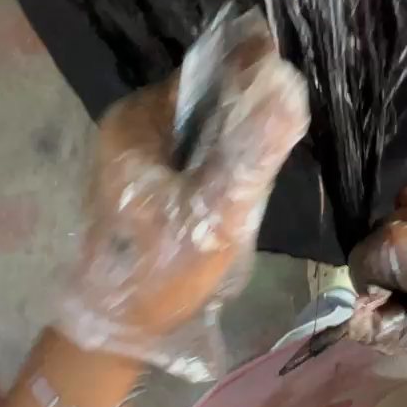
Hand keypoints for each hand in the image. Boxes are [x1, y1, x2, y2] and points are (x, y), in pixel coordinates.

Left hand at [54, 11, 307, 378]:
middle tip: (275, 149)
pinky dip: (212, 169)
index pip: (204, 76)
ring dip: (230, 147)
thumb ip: (250, 151)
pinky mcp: (138, 186)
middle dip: (242, 119)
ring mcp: (130, 159)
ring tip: (255, 176)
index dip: (250, 78)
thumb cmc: (160, 271)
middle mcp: (127, 130)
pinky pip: (186, 161)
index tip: (290, 97)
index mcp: (135, 122)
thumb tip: (287, 83)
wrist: (115, 330)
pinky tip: (228, 195)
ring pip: (197, 135)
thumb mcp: (214, 212)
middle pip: (202, 104)